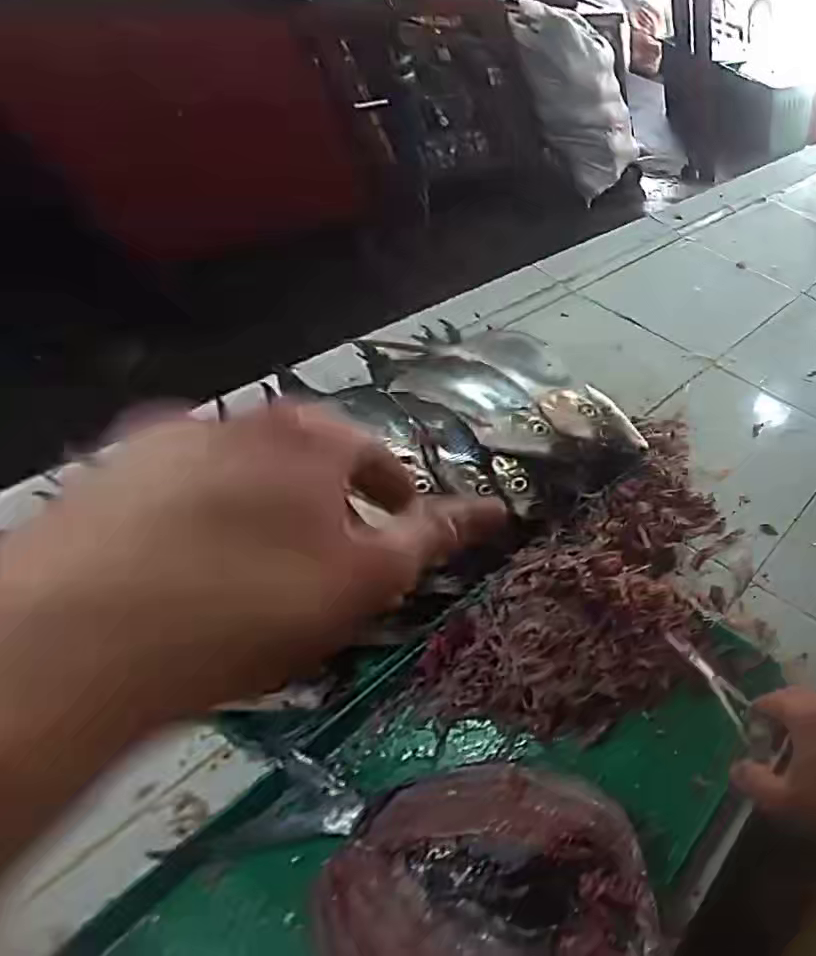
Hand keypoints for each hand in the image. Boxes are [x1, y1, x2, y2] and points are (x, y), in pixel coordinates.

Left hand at [0, 404, 507, 729]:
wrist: (46, 664)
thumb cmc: (248, 606)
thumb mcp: (372, 576)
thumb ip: (438, 534)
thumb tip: (497, 511)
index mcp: (305, 435)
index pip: (380, 456)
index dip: (399, 500)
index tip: (396, 540)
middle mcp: (224, 423)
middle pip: (304, 463)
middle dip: (328, 506)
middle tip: (333, 563)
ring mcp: (139, 451)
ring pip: (234, 479)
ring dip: (262, 516)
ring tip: (259, 578)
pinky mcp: (75, 491)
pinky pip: (165, 501)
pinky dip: (192, 529)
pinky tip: (186, 584)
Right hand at [730, 689, 815, 843]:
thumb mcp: (778, 798)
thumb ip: (751, 779)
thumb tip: (737, 765)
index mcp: (808, 713)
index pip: (772, 699)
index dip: (755, 714)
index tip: (746, 736)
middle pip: (789, 696)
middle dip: (772, 715)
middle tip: (762, 745)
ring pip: (805, 701)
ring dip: (789, 718)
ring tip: (780, 751)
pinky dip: (806, 720)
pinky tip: (802, 750)